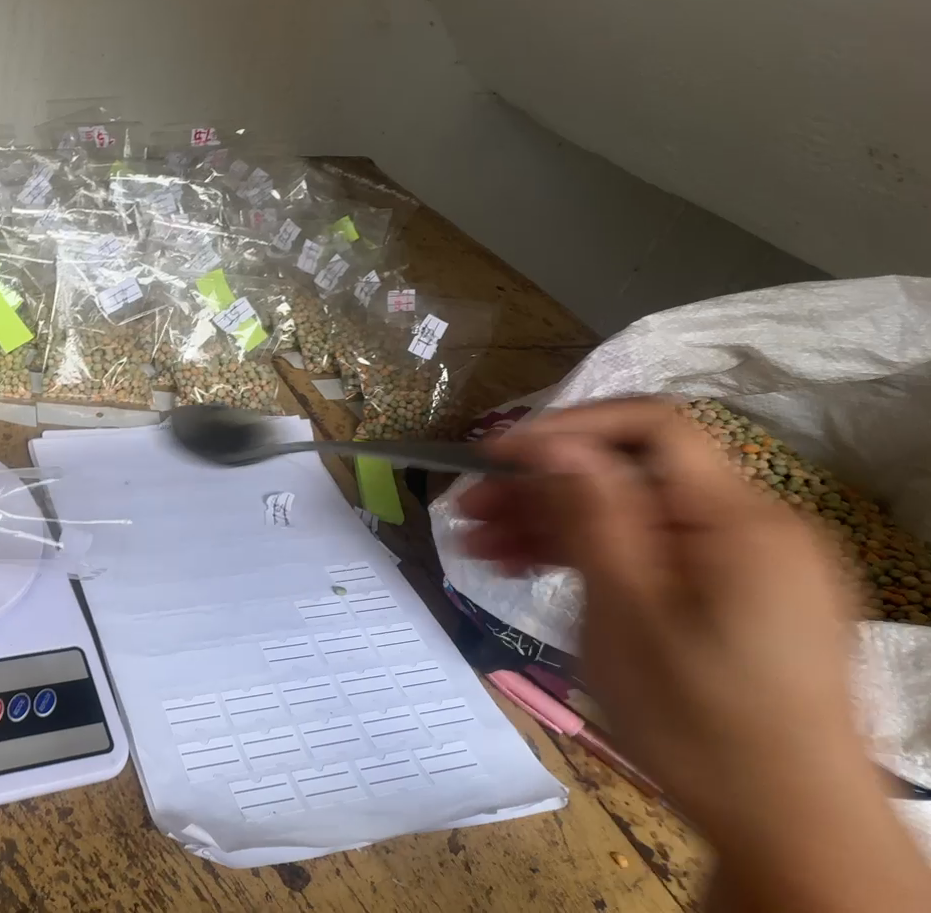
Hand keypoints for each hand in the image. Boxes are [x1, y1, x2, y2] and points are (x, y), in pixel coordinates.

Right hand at [463, 399, 927, 908]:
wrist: (791, 826)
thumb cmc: (698, 718)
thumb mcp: (625, 611)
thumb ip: (593, 515)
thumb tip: (553, 442)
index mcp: (739, 522)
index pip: (652, 429)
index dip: (567, 428)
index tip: (493, 454)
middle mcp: (751, 528)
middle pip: (630, 476)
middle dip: (540, 485)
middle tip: (464, 509)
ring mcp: (744, 565)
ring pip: (630, 516)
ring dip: (549, 522)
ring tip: (476, 545)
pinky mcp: (731, 598)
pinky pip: (650, 554)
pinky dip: (587, 555)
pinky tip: (522, 569)